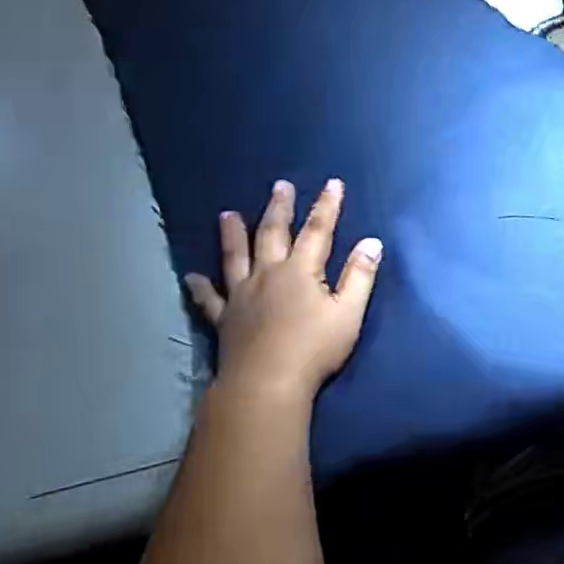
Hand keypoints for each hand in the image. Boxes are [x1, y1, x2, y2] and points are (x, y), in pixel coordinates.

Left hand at [183, 179, 381, 403]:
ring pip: (235, 256)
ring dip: (233, 233)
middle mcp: (267, 274)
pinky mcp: (224, 317)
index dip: (327, 206)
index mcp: (301, 272)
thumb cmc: (316, 348)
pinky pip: (209, 297)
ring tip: (227, 213)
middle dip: (280, 208)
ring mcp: (241, 294)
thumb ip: (360, 277)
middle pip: (273, 234)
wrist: (269, 380)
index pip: (318, 231)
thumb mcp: (349, 313)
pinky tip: (191, 276)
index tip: (332, 183)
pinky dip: (200, 286)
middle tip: (280, 186)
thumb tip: (372, 243)